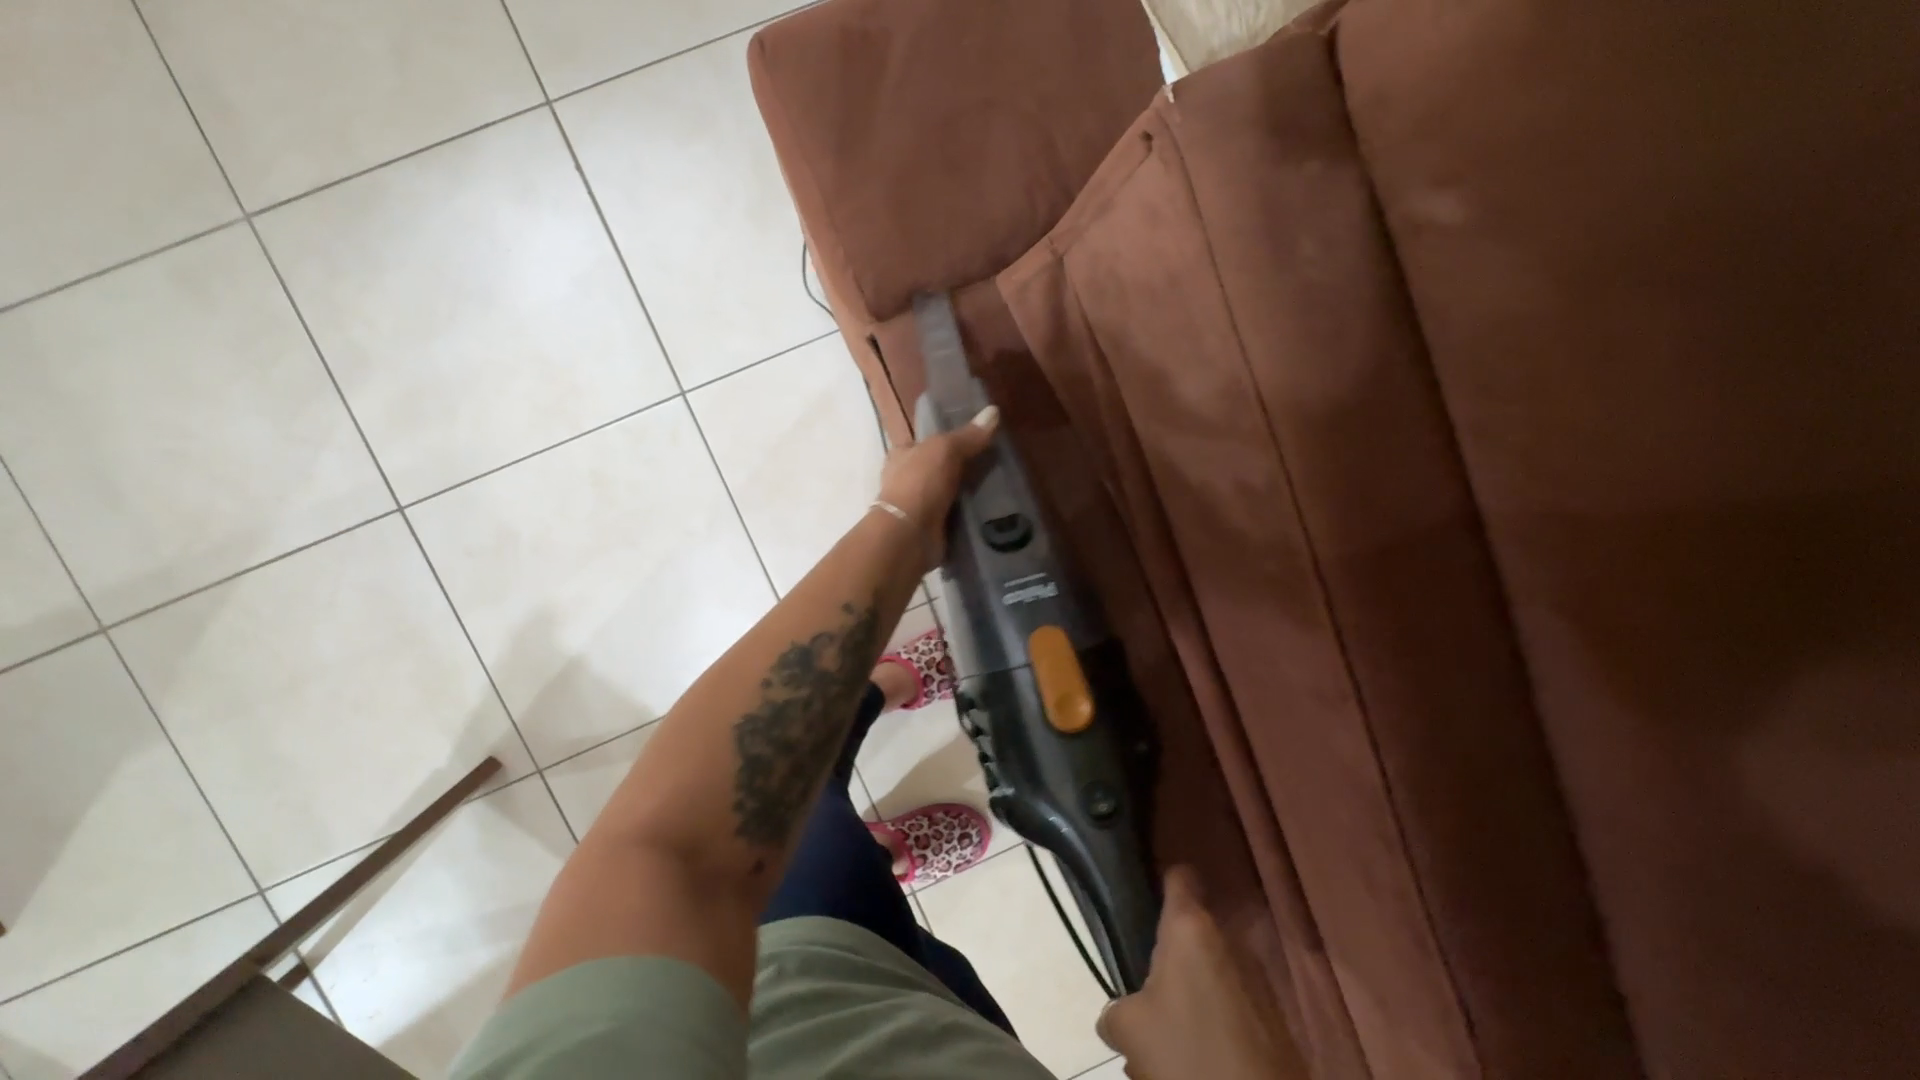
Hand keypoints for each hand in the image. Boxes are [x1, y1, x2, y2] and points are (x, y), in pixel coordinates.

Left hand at [875, 405, 998, 569]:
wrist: (909, 535)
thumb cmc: (920, 484)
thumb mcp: (945, 450)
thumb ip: (969, 435)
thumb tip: (994, 410)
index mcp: (901, 455)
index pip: (924, 442)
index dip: (946, 440)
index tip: (975, 440)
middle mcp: (906, 479)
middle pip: (939, 468)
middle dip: (962, 468)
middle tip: (994, 464)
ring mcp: (918, 506)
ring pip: (949, 493)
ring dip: (968, 493)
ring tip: (1000, 486)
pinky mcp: (931, 528)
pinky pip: (955, 516)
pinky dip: (969, 514)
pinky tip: (991, 511)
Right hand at [1097, 868, 1301, 1079]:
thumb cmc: (1188, 1054)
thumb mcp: (1128, 1030)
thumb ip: (1115, 1011)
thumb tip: (1120, 1014)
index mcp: (1190, 930)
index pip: (1180, 877)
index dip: (1161, 880)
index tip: (1144, 897)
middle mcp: (1228, 943)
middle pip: (1189, 937)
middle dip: (1164, 966)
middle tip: (1141, 999)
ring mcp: (1257, 982)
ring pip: (1208, 977)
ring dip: (1186, 1000)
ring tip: (1163, 1041)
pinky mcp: (1275, 1021)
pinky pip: (1230, 1009)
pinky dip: (1210, 1027)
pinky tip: (1192, 1061)